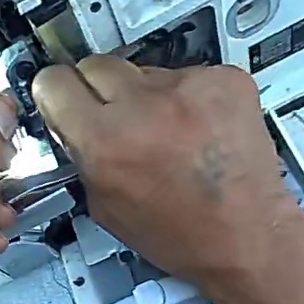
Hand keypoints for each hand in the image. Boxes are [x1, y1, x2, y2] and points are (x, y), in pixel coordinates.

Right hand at [32, 57, 303, 303]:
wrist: (250, 238)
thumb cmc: (189, 239)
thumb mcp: (109, 212)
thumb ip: (84, 159)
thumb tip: (72, 126)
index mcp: (106, 142)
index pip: (53, 82)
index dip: (60, 96)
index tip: (68, 99)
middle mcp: (145, 107)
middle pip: (96, 64)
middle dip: (103, 94)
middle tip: (123, 123)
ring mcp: (190, 88)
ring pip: (147, 70)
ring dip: (151, 98)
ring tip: (173, 137)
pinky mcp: (226, 81)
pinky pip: (191, 75)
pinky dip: (192, 99)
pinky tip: (201, 132)